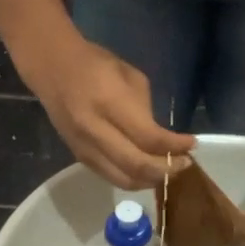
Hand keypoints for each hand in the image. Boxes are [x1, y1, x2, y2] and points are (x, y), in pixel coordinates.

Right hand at [28, 38, 194, 189]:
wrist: (52, 69)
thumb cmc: (95, 65)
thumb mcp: (128, 76)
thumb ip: (145, 111)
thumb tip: (161, 140)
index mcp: (109, 102)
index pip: (148, 137)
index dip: (174, 146)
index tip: (192, 145)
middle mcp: (95, 130)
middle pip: (137, 166)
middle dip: (166, 170)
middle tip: (184, 165)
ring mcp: (86, 148)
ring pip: (124, 179)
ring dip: (150, 180)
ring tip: (168, 172)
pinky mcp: (80, 158)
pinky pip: (112, 177)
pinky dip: (134, 179)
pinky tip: (147, 173)